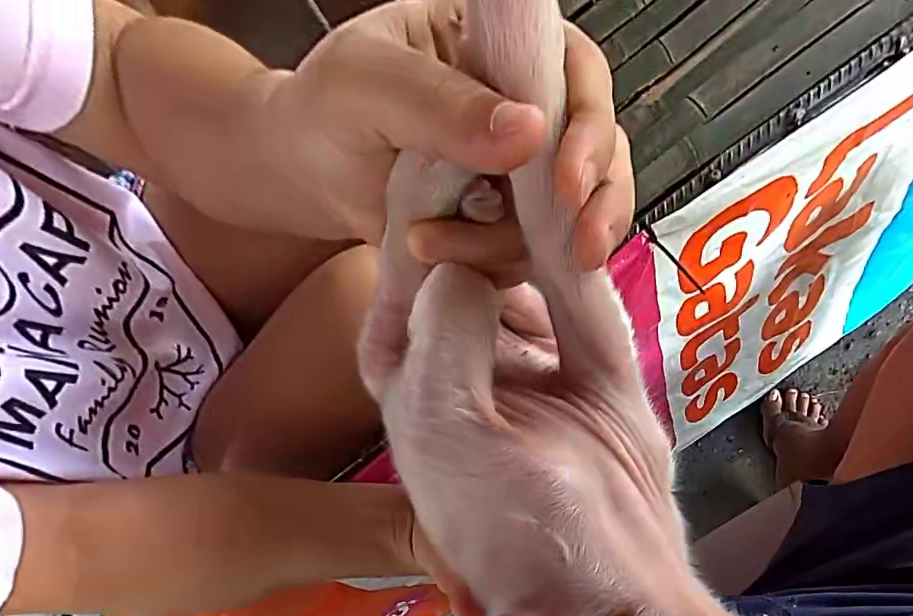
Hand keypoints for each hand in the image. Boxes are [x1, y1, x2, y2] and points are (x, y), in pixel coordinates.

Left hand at [268, 0, 633, 268]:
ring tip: (436, 242)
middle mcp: (528, 113)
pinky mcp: (512, 231)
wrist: (309, 180)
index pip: (579, 76)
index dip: (589, 130)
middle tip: (578, 248)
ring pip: (573, 219)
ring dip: (516, 247)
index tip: (566, 183)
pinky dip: (497, 267)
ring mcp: (525, 179)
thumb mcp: (369, 83)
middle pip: (602, 154)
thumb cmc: (328, 110)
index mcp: (504, 51)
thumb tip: (530, 132)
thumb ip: (443, 102)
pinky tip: (443, 256)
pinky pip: (533, 258)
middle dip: (595, 206)